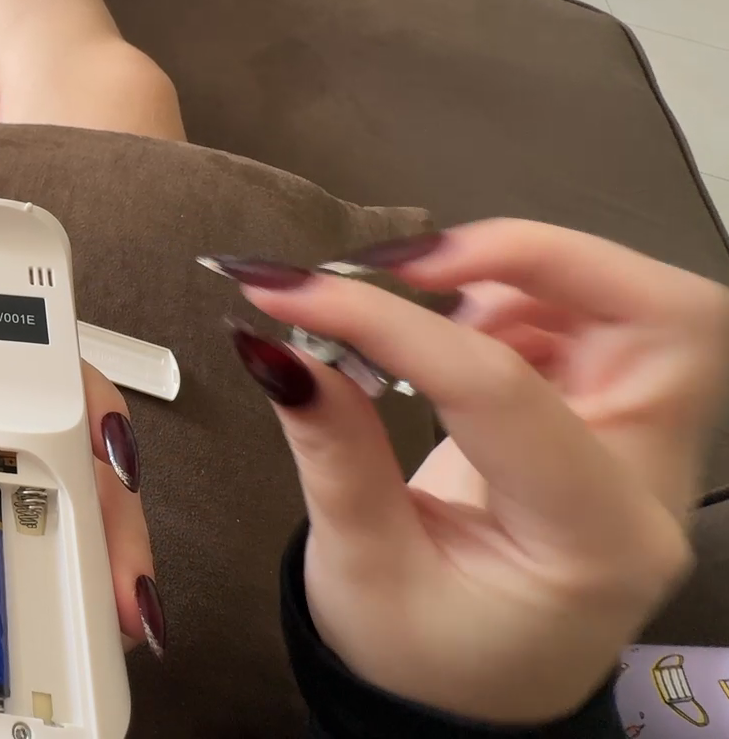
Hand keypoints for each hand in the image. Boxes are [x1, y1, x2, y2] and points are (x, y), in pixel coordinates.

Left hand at [0, 360, 164, 655]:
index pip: (58, 383)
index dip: (93, 401)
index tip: (104, 439)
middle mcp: (40, 451)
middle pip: (101, 457)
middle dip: (117, 503)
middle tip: (118, 550)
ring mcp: (66, 502)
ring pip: (117, 512)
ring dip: (129, 556)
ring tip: (130, 608)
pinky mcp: (78, 554)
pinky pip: (114, 564)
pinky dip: (126, 593)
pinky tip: (131, 622)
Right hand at [219, 219, 728, 722]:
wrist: (464, 684)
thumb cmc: (413, 644)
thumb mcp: (357, 559)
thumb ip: (329, 447)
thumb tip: (272, 348)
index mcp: (590, 537)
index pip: (495, 388)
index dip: (378, 322)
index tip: (276, 291)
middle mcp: (641, 482)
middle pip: (669, 322)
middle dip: (533, 257)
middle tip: (402, 261)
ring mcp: (633, 448)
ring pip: (640, 309)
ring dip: (516, 269)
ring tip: (404, 289)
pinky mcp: (594, 425)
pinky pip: (586, 324)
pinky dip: (505, 292)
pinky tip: (433, 320)